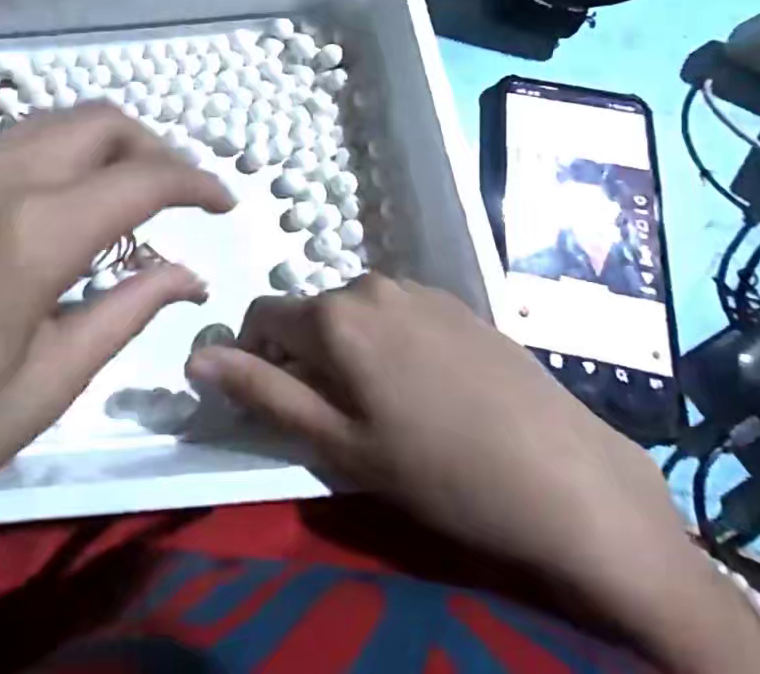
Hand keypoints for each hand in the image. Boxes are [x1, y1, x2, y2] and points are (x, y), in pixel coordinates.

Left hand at [0, 106, 233, 661]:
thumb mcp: (38, 393)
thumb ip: (122, 314)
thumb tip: (186, 275)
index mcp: (25, 234)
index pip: (140, 176)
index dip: (195, 181)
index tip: (223, 203)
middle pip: (88, 119)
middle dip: (147, 145)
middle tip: (173, 194)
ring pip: (29, 131)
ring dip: (85, 153)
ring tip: (108, 206)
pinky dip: (26, 173)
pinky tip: (23, 229)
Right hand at [187, 276, 680, 578]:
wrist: (565, 475)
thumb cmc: (437, 469)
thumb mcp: (336, 443)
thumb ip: (260, 392)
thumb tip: (195, 359)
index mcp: (333, 316)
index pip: (259, 316)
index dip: (253, 358)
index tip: (278, 403)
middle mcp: (369, 284)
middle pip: (308, 313)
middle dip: (303, 355)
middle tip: (337, 417)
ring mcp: (418, 288)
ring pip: (352, 313)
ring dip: (347, 349)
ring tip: (386, 406)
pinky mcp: (456, 299)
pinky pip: (395, 312)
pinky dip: (388, 341)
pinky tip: (427, 388)